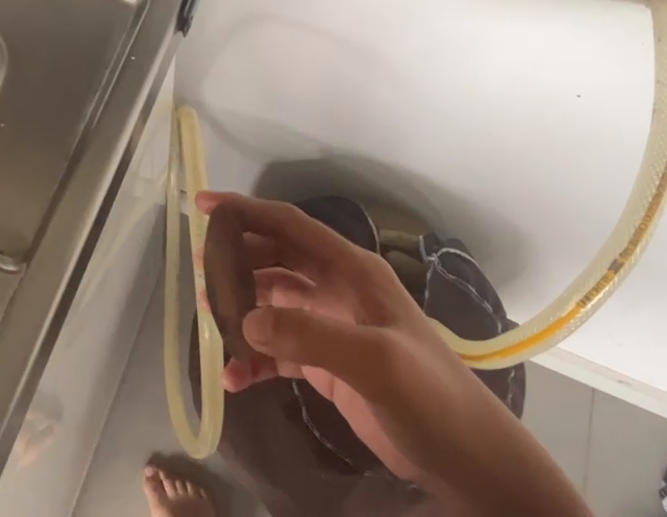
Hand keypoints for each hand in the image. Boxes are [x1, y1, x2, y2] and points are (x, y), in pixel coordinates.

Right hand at [196, 192, 483, 482]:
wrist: (468, 461)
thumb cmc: (430, 398)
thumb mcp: (377, 362)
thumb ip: (312, 336)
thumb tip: (245, 320)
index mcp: (353, 271)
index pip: (291, 226)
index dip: (247, 211)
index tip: (202, 205)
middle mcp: (338, 289)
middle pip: (276, 258)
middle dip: (236, 259)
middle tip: (198, 269)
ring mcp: (332, 327)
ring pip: (272, 302)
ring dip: (240, 309)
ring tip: (207, 321)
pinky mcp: (327, 364)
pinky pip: (278, 350)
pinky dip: (253, 359)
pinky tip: (234, 378)